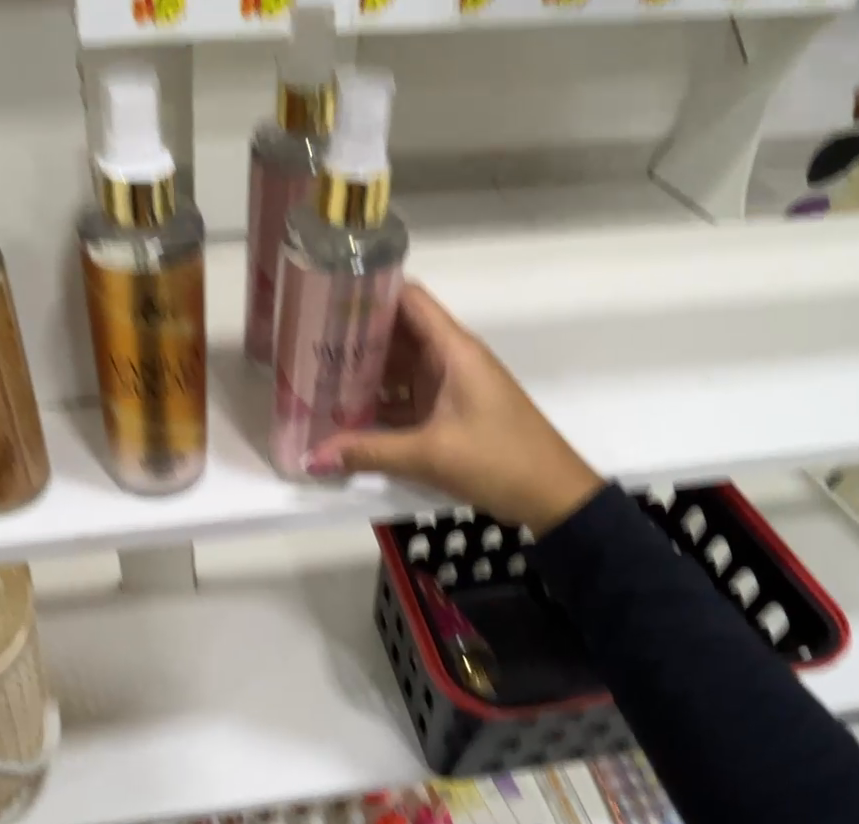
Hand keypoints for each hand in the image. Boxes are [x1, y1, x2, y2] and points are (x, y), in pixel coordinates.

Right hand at [305, 283, 603, 534]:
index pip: (407, 299)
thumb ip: (368, 452)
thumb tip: (311, 457)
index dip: (369, 291)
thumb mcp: (429, 456)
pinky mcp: (448, 414)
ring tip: (313, 376)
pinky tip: (344, 414)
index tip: (326, 296)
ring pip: (398, 368)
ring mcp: (449, 387)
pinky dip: (377, 403)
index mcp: (453, 350)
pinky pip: (405, 398)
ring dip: (362, 373)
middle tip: (305, 343)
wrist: (553, 496)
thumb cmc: (499, 461)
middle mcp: (449, 359)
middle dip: (353, 337)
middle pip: (396, 333)